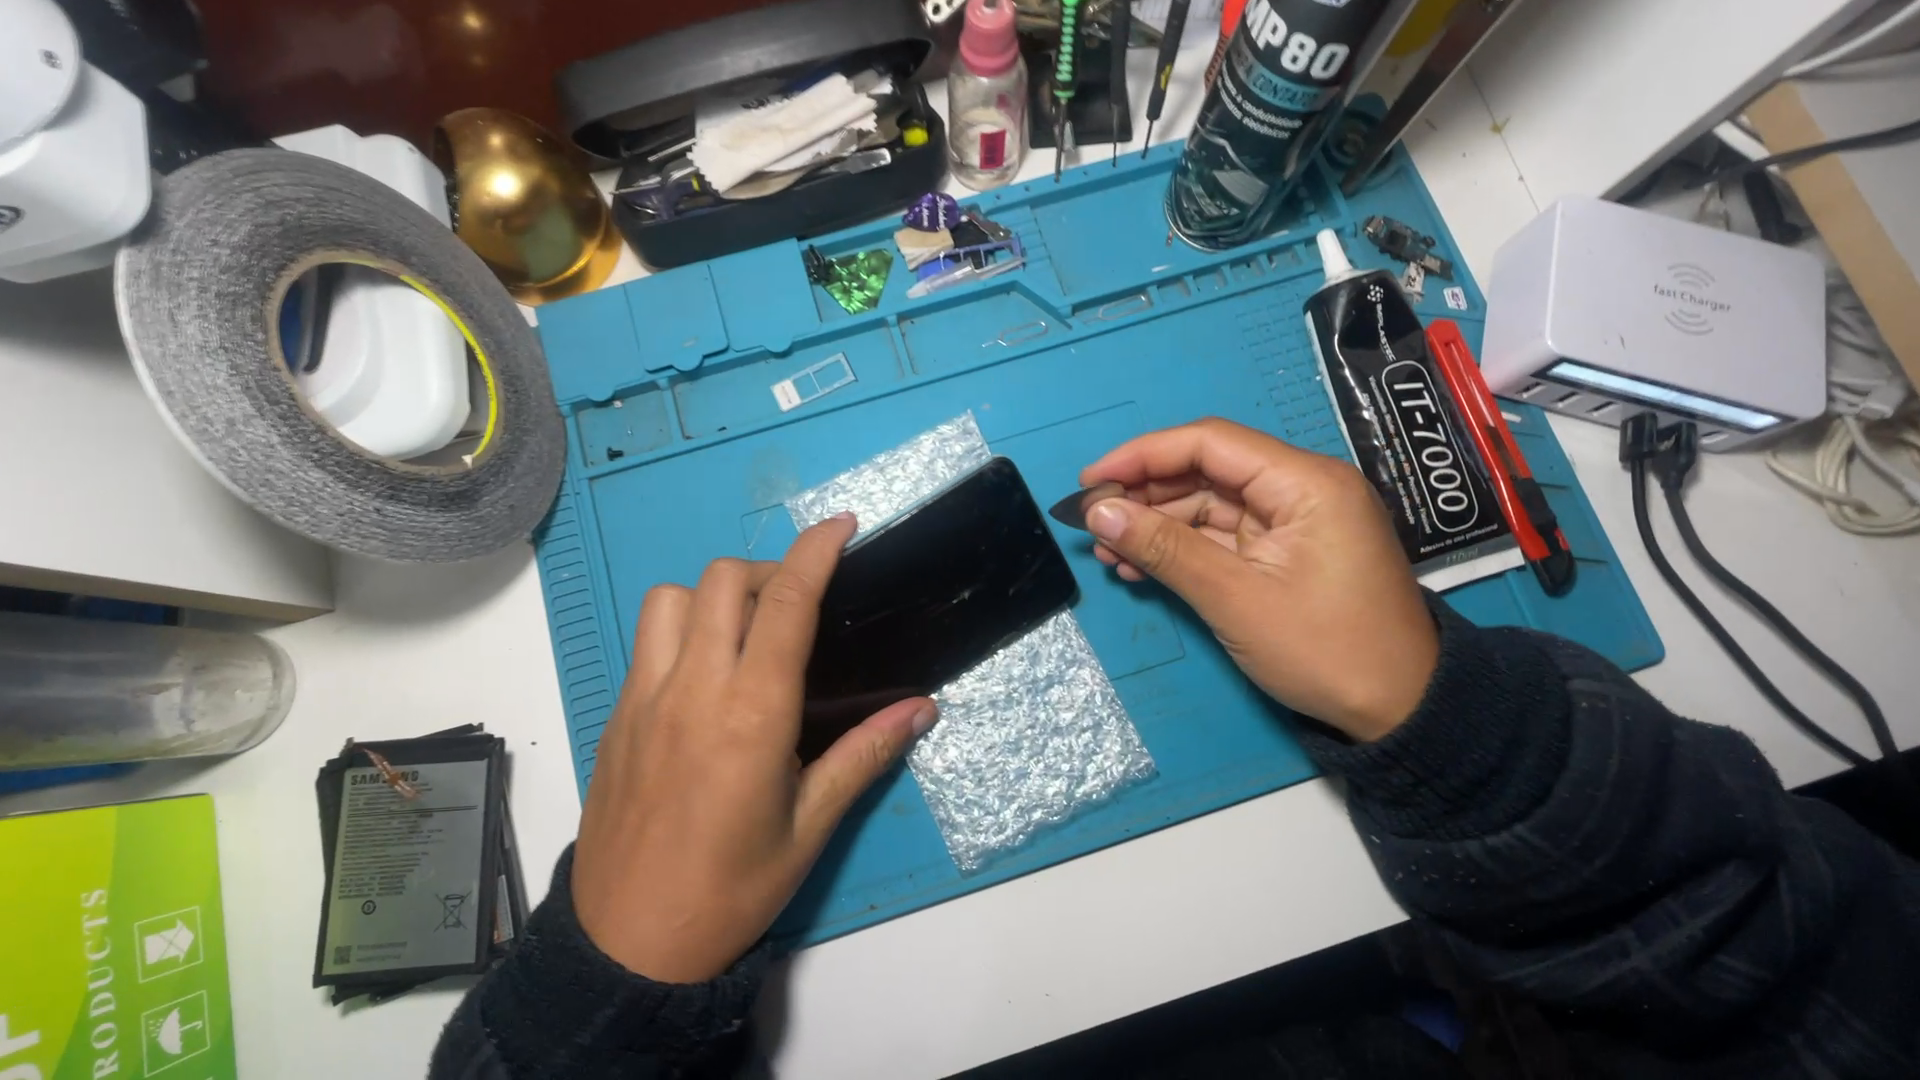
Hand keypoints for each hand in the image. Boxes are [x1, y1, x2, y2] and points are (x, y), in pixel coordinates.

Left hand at [571, 514, 937, 982]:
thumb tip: (923, 708)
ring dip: (715, 596)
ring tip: (746, 634)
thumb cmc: (731, 890)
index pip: (786, 603)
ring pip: (672, 599)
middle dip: (770, 570)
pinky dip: (683, 629)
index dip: (816, 551)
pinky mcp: (616, 715)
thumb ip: (865, 755)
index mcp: (750, 713)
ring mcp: (643, 698)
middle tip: (801, 606)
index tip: (842, 525)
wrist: (627, 946)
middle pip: (723, 580)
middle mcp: (692, 688)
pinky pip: (647, 641)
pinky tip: (707, 675)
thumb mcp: (809, 827)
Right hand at [1079, 418, 1437, 740]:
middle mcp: (1299, 488)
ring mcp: (1291, 521)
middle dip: (1144, 496)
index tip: (1090, 483)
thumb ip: (1164, 548)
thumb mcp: (1234, 598)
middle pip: (1205, 471)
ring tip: (1110, 555)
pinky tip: (1140, 568)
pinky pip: (1221, 537)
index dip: (1142, 456)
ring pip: (1208, 505)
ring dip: (1156, 527)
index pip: (1209, 442)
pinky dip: (1181, 550)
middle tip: (1092, 525)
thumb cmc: (1324, 650)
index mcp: (1303, 482)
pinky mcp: (1284, 551)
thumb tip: (1098, 513)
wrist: (1399, 711)